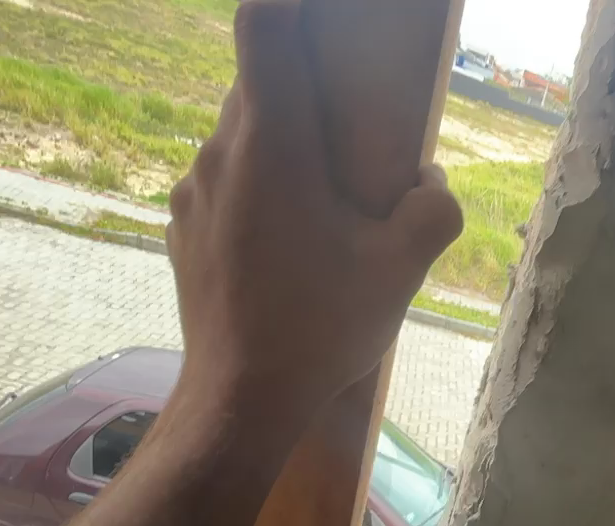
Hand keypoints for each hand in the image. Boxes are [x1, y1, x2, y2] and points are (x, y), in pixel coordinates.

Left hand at [165, 0, 462, 432]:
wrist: (244, 397)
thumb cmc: (322, 328)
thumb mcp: (400, 273)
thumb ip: (433, 211)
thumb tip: (430, 181)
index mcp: (274, 146)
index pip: (265, 25)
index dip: (294, 4)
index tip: (325, 16)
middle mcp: (220, 154)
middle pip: (258, 87)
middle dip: (307, 102)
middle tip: (348, 156)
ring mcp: (193, 194)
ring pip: (241, 143)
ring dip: (284, 159)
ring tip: (320, 223)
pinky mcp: (182, 231)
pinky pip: (224, 189)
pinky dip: (258, 199)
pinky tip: (284, 258)